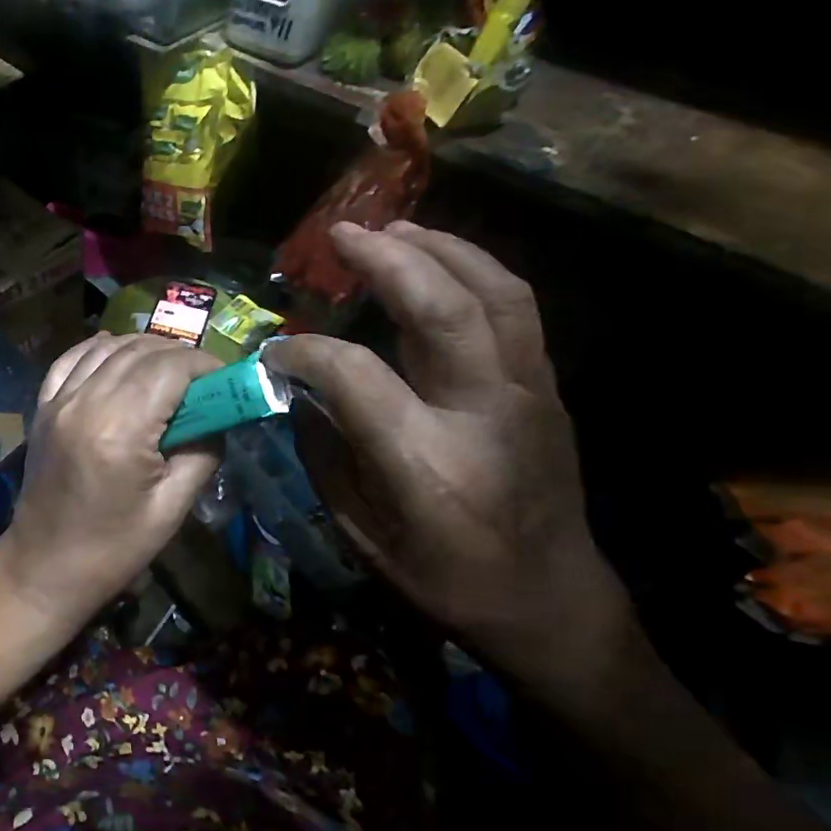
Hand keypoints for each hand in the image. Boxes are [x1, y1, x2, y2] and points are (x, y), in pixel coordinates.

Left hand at [0, 333, 221, 637]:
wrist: (43, 567)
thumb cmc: (113, 549)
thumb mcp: (171, 508)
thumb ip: (202, 454)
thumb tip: (219, 418)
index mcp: (120, 429)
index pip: (170, 367)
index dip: (205, 365)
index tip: (226, 379)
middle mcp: (86, 402)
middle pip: (141, 351)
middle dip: (180, 356)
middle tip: (205, 380)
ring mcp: (59, 401)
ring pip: (108, 347)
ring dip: (144, 349)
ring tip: (170, 370)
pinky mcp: (43, 407)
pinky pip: (71, 359)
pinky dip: (100, 349)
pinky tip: (119, 353)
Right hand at [267, 222, 633, 690]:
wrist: (552, 602)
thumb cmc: (445, 579)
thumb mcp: (360, 533)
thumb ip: (323, 453)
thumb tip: (299, 389)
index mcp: (424, 462)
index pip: (353, 374)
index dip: (305, 351)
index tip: (277, 351)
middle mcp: (482, 413)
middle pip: (441, 308)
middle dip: (387, 259)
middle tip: (341, 234)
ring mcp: (525, 393)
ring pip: (493, 292)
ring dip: (439, 248)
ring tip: (393, 228)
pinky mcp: (545, 387)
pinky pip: (514, 306)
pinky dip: (473, 269)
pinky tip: (439, 260)